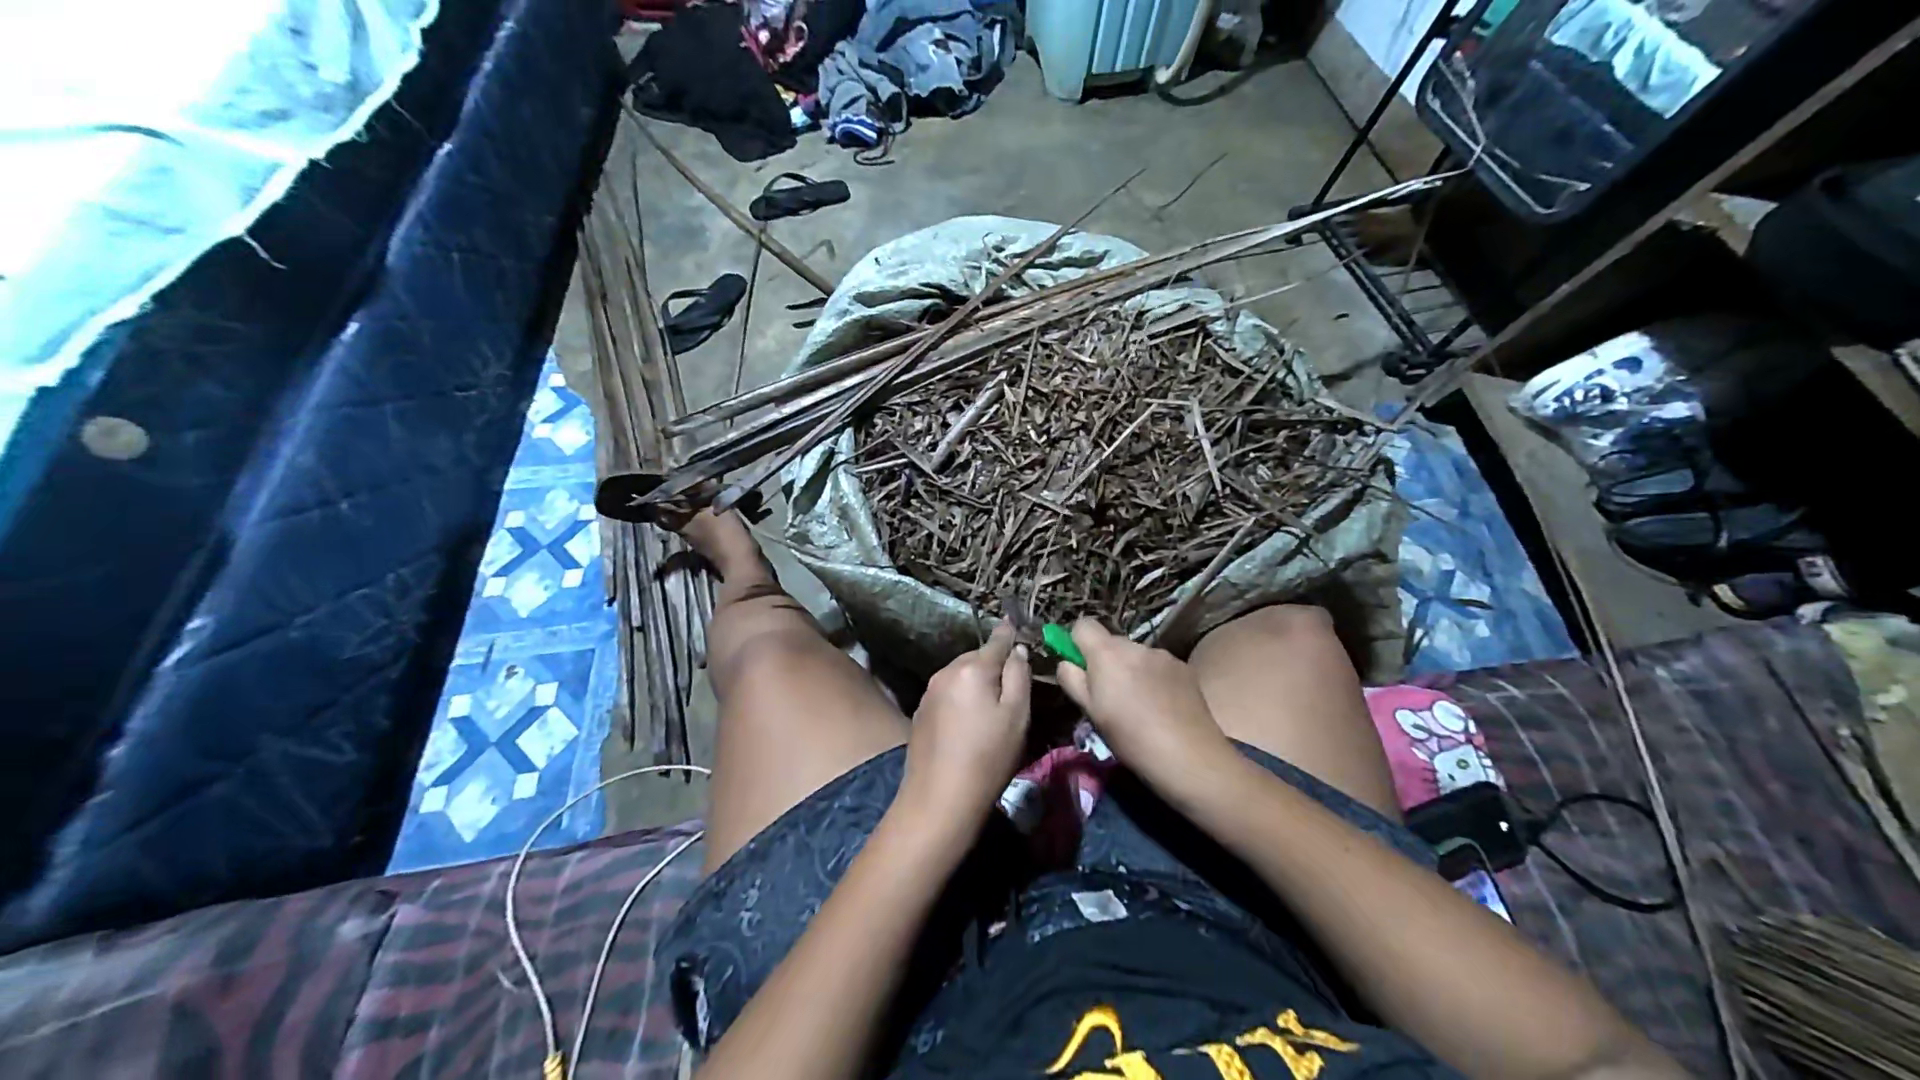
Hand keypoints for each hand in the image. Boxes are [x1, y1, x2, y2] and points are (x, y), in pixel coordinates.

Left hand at [899, 622, 1031, 825]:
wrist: (939, 797)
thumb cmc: (988, 756)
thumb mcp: (1017, 715)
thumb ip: (1019, 676)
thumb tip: (1017, 650)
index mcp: (972, 668)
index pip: (996, 640)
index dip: (1009, 634)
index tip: (1016, 626)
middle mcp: (946, 671)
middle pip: (976, 658)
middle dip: (993, 663)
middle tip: (1012, 683)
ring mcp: (929, 691)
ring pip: (960, 675)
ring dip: (975, 681)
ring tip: (991, 705)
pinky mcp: (921, 712)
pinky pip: (948, 693)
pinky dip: (960, 697)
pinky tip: (968, 721)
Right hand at [1055, 619, 1231, 777]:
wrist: (1188, 755)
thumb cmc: (1130, 737)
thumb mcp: (1090, 711)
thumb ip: (1072, 680)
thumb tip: (1066, 663)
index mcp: (1107, 653)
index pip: (1083, 625)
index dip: (1077, 642)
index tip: (1080, 667)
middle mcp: (1135, 646)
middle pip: (1111, 642)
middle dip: (1106, 661)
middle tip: (1110, 694)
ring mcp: (1163, 655)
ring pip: (1137, 655)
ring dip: (1132, 669)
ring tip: (1139, 703)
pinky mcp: (1184, 667)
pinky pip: (1158, 665)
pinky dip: (1154, 678)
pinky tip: (1162, 705)